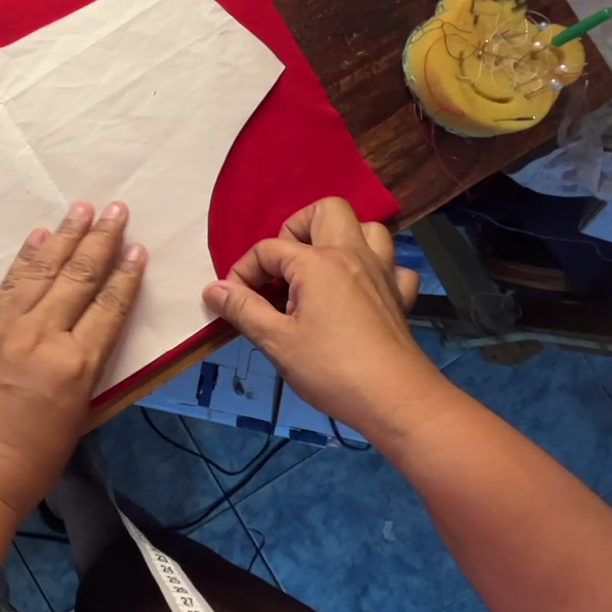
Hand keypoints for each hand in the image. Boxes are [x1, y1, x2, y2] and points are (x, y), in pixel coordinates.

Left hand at [0, 201, 145, 519]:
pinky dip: (25, 258)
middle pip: (78, 278)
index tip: (137, 247)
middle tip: (116, 208)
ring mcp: (11, 329)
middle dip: (100, 240)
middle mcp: (45, 337)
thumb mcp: (80, 413)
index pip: (109, 307)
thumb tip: (96, 327)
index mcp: (78, 365)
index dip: (126, 275)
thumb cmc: (37, 458)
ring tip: (81, 208)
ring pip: (43, 272)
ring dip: (64, 236)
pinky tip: (38, 236)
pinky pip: (10, 285)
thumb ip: (89, 365)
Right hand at [203, 198, 449, 441]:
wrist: (395, 400)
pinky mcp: (399, 296)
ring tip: (320, 269)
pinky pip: (393, 266)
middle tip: (282, 265)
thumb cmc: (330, 368)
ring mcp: (381, 273)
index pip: (268, 249)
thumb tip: (213, 289)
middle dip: (297, 228)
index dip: (243, 272)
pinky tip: (359, 290)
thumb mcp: (275, 341)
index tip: (234, 301)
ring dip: (341, 239)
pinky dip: (375, 269)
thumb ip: (242, 309)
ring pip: (368, 228)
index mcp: (317, 262)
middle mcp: (352, 255)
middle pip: (326, 210)